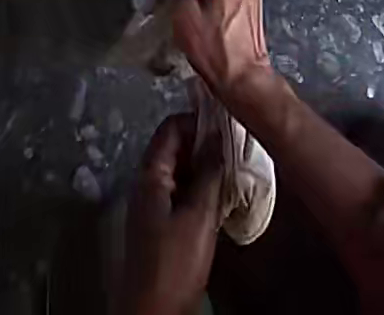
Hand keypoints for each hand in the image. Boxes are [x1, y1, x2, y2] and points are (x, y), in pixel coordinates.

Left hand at [124, 113, 222, 314]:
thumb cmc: (174, 263)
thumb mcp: (198, 216)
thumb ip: (209, 173)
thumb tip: (218, 135)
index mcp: (151, 173)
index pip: (171, 127)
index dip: (198, 121)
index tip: (226, 124)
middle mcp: (148, 181)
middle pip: (175, 145)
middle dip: (204, 142)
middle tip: (235, 147)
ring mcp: (154, 202)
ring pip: (181, 168)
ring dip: (205, 165)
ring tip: (233, 168)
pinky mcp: (162, 222)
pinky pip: (182, 189)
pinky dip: (201, 185)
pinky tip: (222, 194)